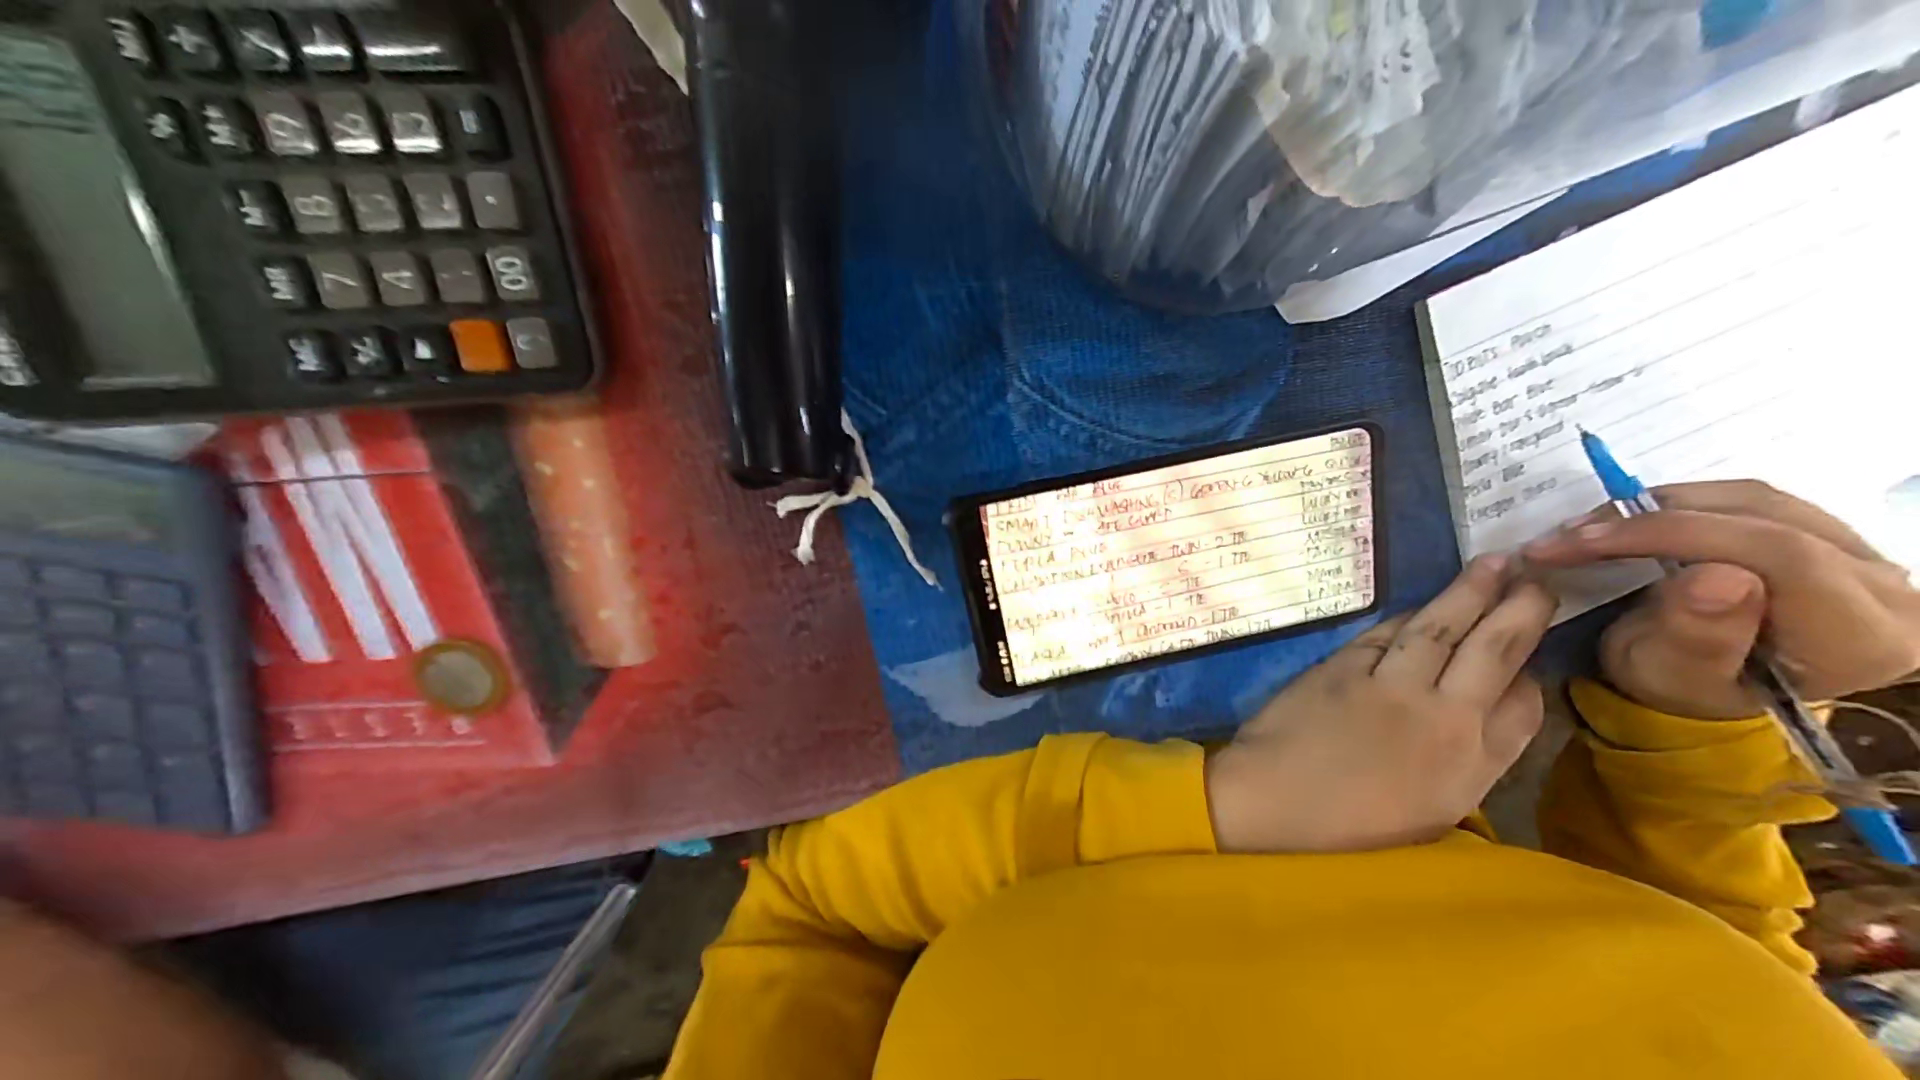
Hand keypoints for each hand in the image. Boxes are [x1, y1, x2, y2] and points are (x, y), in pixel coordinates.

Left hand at [1206, 556, 1555, 853]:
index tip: (1537, 647)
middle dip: (1521, 610)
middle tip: (1539, 577)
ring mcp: (1392, 687)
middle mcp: (1443, 719)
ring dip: (1470, 592)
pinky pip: (1387, 633)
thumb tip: (1489, 711)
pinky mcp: (1345, 666)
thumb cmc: (1351, 822)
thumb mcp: (1432, 811)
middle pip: (1494, 652)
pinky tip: (1425, 603)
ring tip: (1497, 563)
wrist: (1276, 800)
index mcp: (1471, 766)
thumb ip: (1469, 761)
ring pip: (1441, 629)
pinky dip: (1410, 616)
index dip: (1532, 674)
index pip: (1524, 707)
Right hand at [1524, 480, 1919, 715]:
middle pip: (1766, 520)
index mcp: (1858, 637)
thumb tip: (1716, 577)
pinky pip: (1750, 501)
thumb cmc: (1677, 689)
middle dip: (1654, 519)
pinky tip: (1631, 522)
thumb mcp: (1669, 677)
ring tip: (1593, 528)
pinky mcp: (1825, 535)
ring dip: (1660, 506)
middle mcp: (1885, 590)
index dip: (1676, 535)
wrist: (1694, 683)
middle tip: (1569, 535)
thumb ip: (1697, 637)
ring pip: (1756, 501)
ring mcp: (1862, 555)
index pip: (1779, 555)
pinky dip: (1678, 503)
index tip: (1583, 543)